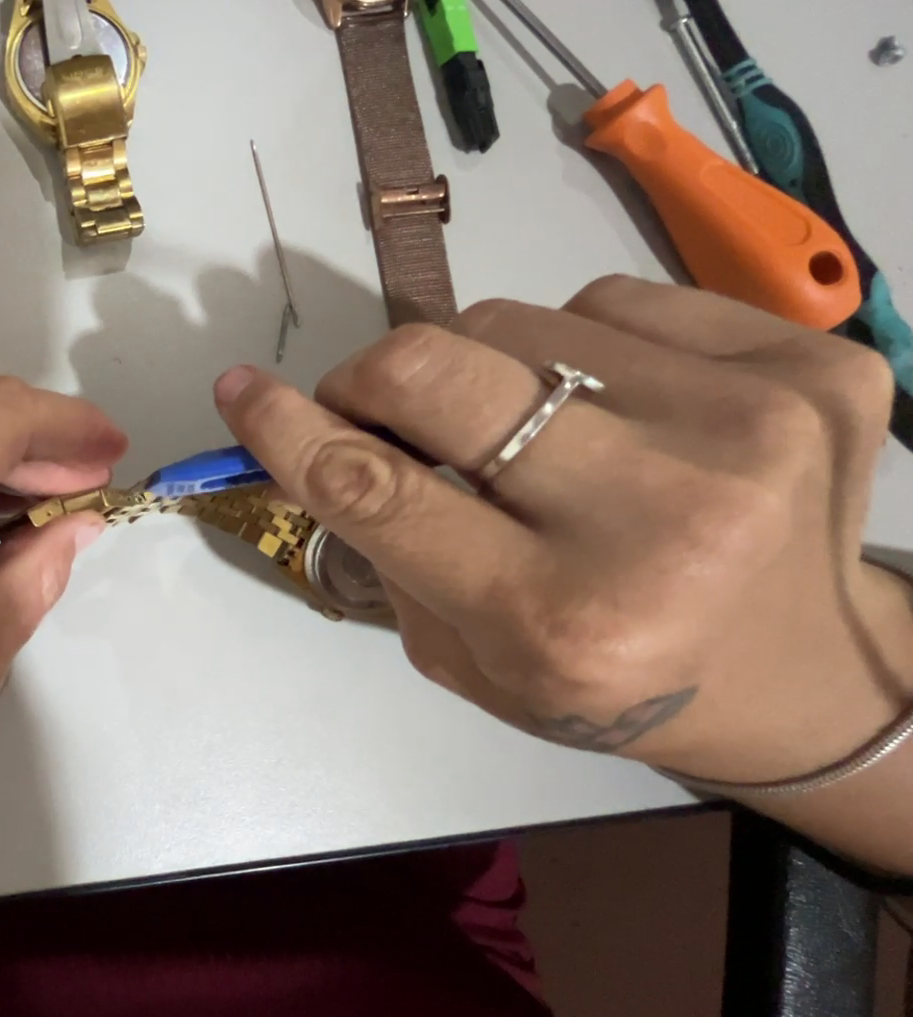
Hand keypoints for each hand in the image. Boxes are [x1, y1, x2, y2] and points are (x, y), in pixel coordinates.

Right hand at [215, 276, 912, 784]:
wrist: (804, 677)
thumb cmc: (596, 679)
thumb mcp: (456, 650)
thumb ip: (384, 544)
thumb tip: (319, 434)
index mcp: (553, 613)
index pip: (374, 489)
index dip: (286, 430)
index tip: (237, 390)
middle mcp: (658, 516)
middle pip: (435, 375)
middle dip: (365, 380)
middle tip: (363, 406)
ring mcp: (749, 424)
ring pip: (511, 321)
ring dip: (466, 369)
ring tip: (498, 425)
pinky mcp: (814, 363)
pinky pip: (607, 302)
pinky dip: (563, 348)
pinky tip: (595, 406)